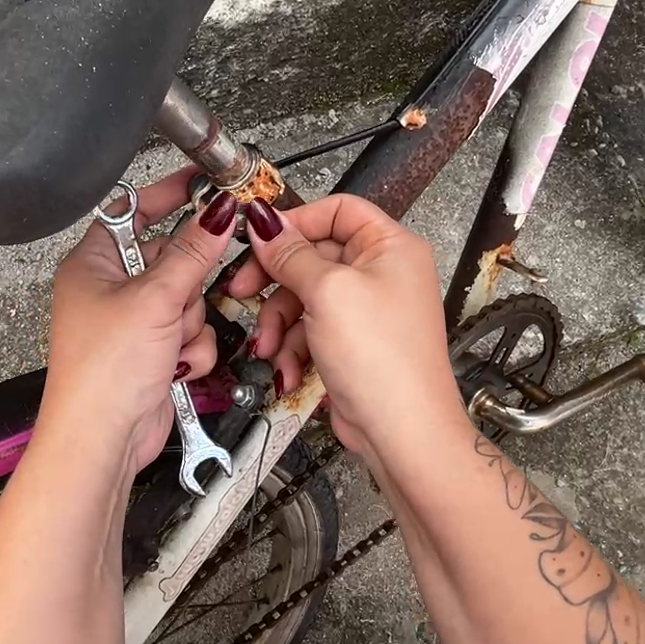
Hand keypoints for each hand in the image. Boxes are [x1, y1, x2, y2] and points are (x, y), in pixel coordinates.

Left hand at [42, 170, 240, 471]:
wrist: (105, 440)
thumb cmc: (102, 371)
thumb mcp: (153, 299)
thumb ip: (192, 253)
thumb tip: (218, 213)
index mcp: (94, 264)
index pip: (133, 213)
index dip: (167, 195)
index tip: (203, 181)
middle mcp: (112, 289)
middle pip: (172, 259)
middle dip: (185, 285)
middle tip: (180, 297)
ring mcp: (135, 323)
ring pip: (189, 299)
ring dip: (188, 324)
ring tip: (168, 344)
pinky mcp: (155, 352)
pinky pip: (192, 334)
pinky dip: (191, 352)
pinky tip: (175, 368)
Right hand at [227, 195, 459, 450]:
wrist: (401, 432)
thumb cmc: (383, 360)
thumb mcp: (326, 292)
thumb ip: (290, 253)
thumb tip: (262, 221)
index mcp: (389, 247)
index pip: (337, 211)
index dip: (296, 222)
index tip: (259, 237)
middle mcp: (380, 272)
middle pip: (311, 255)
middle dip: (275, 280)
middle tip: (243, 288)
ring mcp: (364, 309)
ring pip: (302, 295)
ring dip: (279, 323)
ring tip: (269, 347)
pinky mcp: (350, 341)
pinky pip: (308, 328)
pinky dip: (293, 348)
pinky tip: (288, 370)